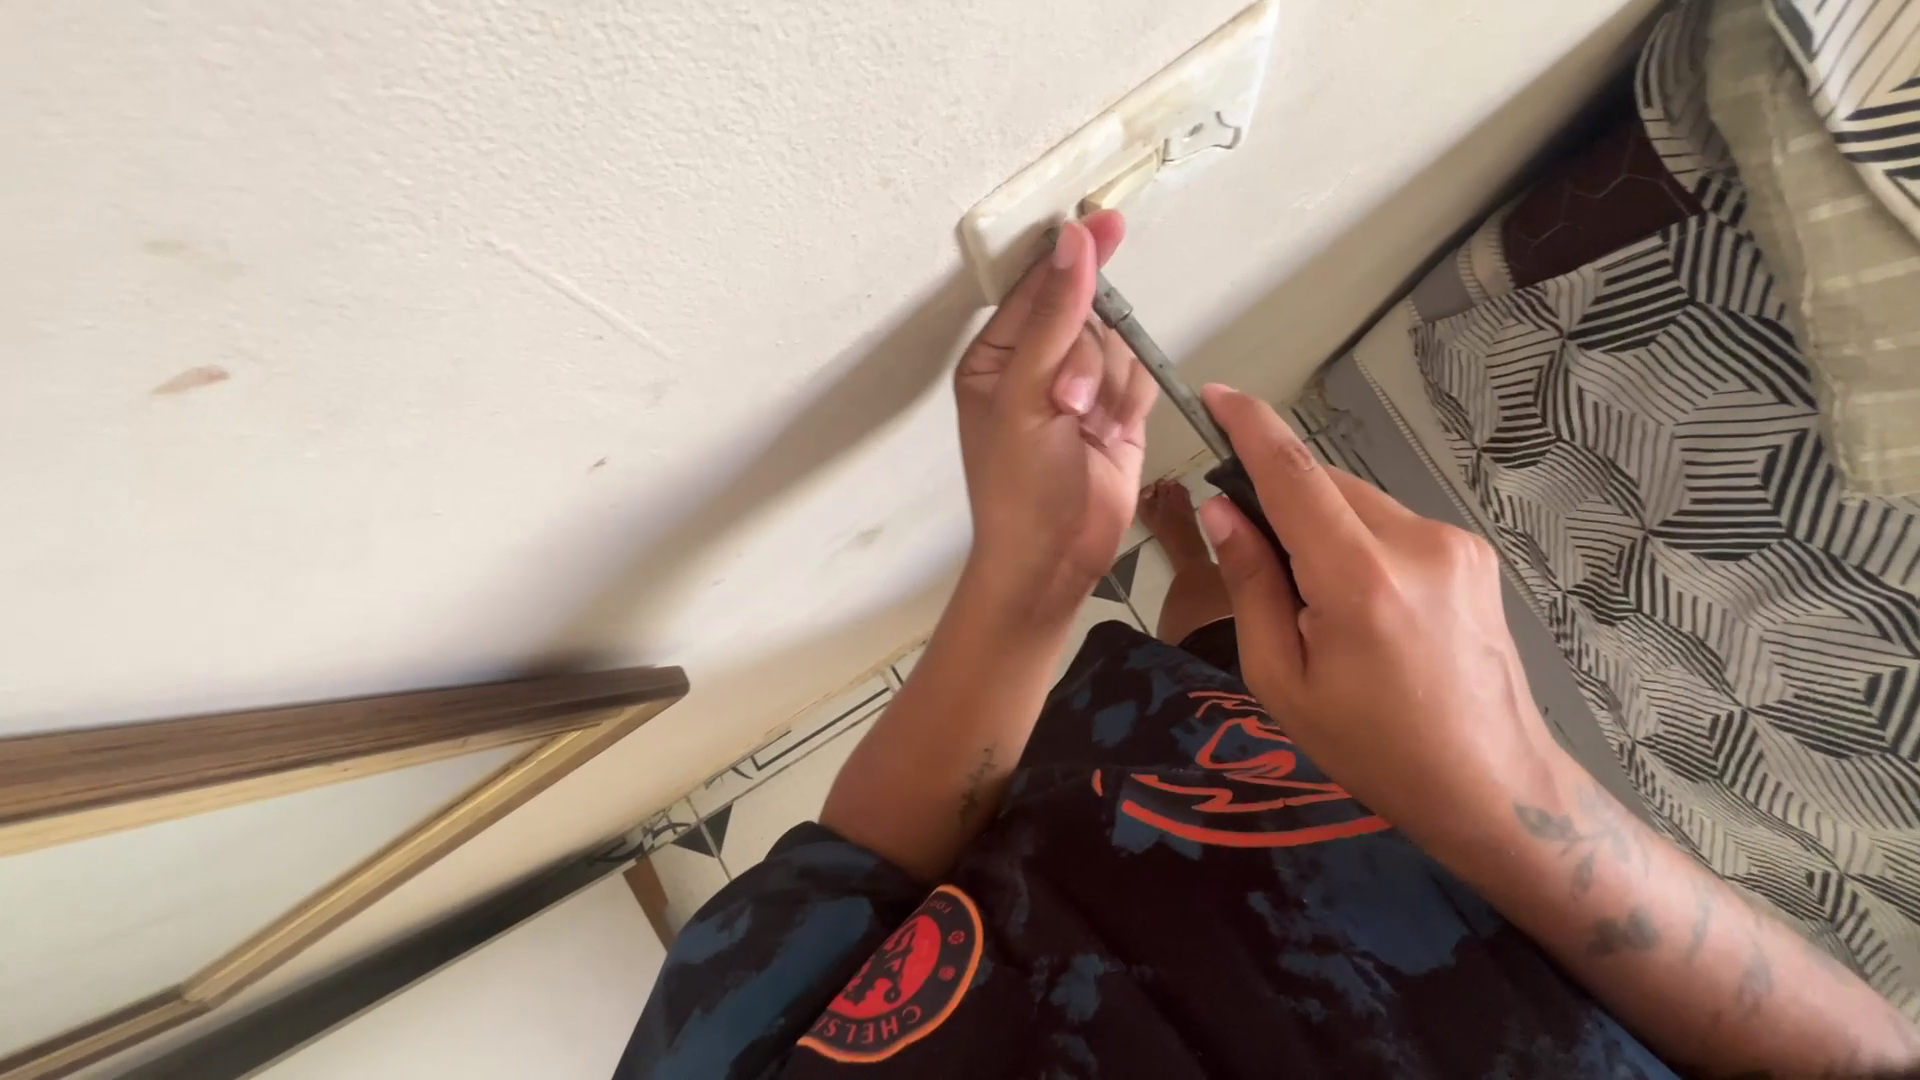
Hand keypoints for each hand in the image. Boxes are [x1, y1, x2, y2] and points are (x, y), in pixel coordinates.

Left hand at [953, 213, 1156, 617]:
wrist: (1055, 559)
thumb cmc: (1020, 486)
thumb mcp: (1027, 399)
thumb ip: (1054, 319)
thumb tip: (1073, 241)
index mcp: (996, 358)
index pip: (1037, 289)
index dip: (1071, 259)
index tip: (1107, 223)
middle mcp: (1036, 367)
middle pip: (1086, 317)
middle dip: (1086, 362)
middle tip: (1072, 410)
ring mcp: (1078, 390)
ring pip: (1117, 346)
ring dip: (1109, 388)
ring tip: (1088, 432)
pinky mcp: (1115, 413)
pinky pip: (1138, 377)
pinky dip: (1130, 403)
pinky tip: (1111, 435)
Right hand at [1193, 384, 1563, 843]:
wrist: (1493, 787)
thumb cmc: (1368, 746)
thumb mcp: (1279, 677)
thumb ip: (1250, 582)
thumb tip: (1223, 510)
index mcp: (1359, 580)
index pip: (1292, 474)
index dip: (1248, 427)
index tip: (1214, 396)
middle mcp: (1415, 543)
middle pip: (1323, 482)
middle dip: (1276, 494)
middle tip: (1248, 547)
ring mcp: (1454, 545)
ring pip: (1356, 499)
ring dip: (1315, 519)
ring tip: (1308, 592)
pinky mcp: (1472, 554)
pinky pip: (1388, 522)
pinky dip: (1351, 536)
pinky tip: (1352, 595)